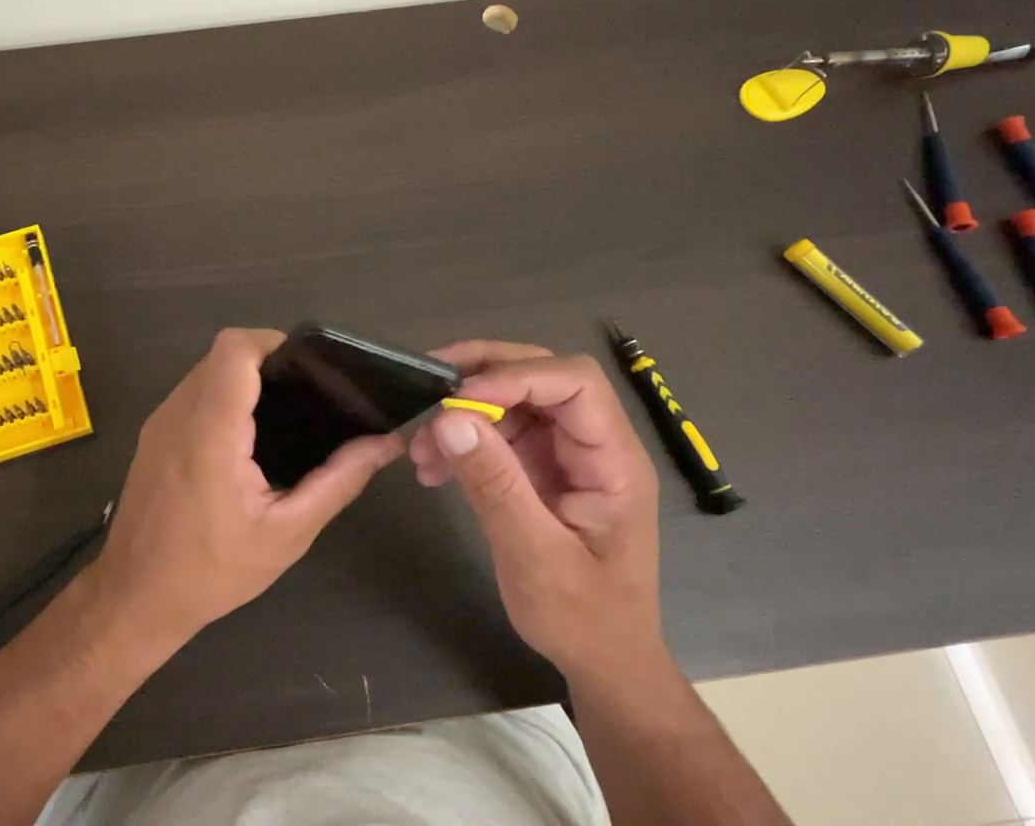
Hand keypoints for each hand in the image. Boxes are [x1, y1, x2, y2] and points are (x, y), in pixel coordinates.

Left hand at [91, 328, 403, 642]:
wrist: (136, 598)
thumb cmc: (212, 570)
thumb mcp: (287, 532)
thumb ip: (338, 481)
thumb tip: (384, 443)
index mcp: (211, 431)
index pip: (236, 349)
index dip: (274, 344)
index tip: (311, 370)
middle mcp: (179, 413)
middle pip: (223, 355)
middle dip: (268, 362)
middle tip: (310, 397)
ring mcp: (159, 422)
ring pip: (206, 371)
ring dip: (244, 380)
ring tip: (287, 416)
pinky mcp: (152, 435)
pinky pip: (192, 394)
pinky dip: (223, 398)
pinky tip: (251, 438)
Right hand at [408, 341, 665, 680]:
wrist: (602, 662)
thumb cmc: (583, 619)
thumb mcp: (535, 556)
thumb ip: (495, 485)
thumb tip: (450, 418)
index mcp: (613, 461)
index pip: (574, 384)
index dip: (516, 376)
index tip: (458, 399)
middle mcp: (593, 445)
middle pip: (544, 377)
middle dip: (484, 374)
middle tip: (427, 385)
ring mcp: (566, 455)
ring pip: (515, 400)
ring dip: (464, 412)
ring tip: (420, 448)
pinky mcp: (541, 470)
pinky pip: (500, 434)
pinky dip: (464, 441)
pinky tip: (432, 468)